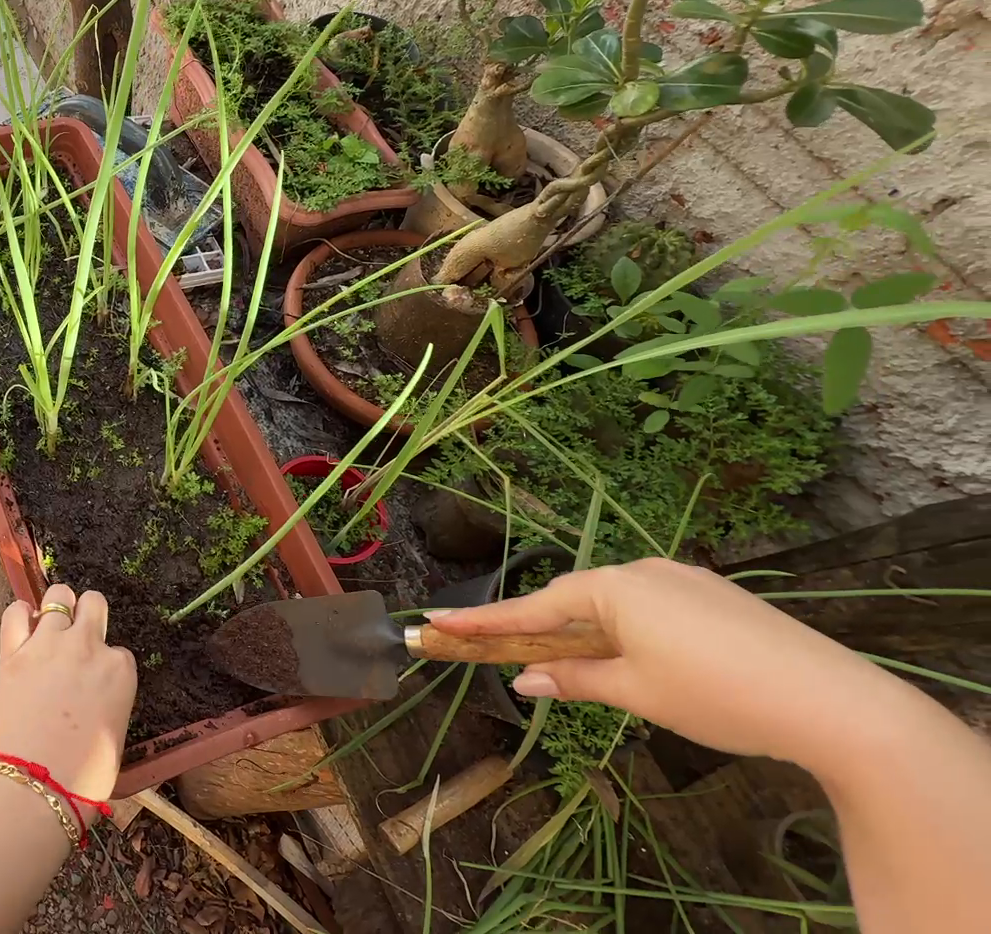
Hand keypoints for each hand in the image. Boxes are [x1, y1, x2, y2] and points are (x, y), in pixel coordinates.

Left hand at [0, 584, 137, 810]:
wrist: (39, 788)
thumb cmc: (85, 777)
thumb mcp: (116, 732)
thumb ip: (110, 698)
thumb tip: (94, 692)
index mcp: (120, 669)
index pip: (117, 651)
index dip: (105, 664)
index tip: (94, 682)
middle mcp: (88, 647)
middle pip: (93, 603)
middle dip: (87, 615)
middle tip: (76, 637)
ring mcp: (49, 645)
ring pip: (58, 596)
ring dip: (56, 607)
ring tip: (49, 626)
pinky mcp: (13, 652)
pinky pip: (15, 613)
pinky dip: (20, 614)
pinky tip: (23, 627)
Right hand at [428, 558, 915, 773]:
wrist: (840, 705)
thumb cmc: (716, 695)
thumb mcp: (635, 693)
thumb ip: (573, 680)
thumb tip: (524, 682)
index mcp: (613, 588)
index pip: (531, 608)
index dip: (483, 621)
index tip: (435, 622)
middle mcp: (642, 570)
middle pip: (572, 600)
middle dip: (542, 629)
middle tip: (510, 653)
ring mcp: (683, 578)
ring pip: (615, 602)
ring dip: (590, 631)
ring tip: (587, 666)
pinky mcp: (716, 594)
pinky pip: (651, 605)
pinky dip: (630, 628)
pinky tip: (646, 656)